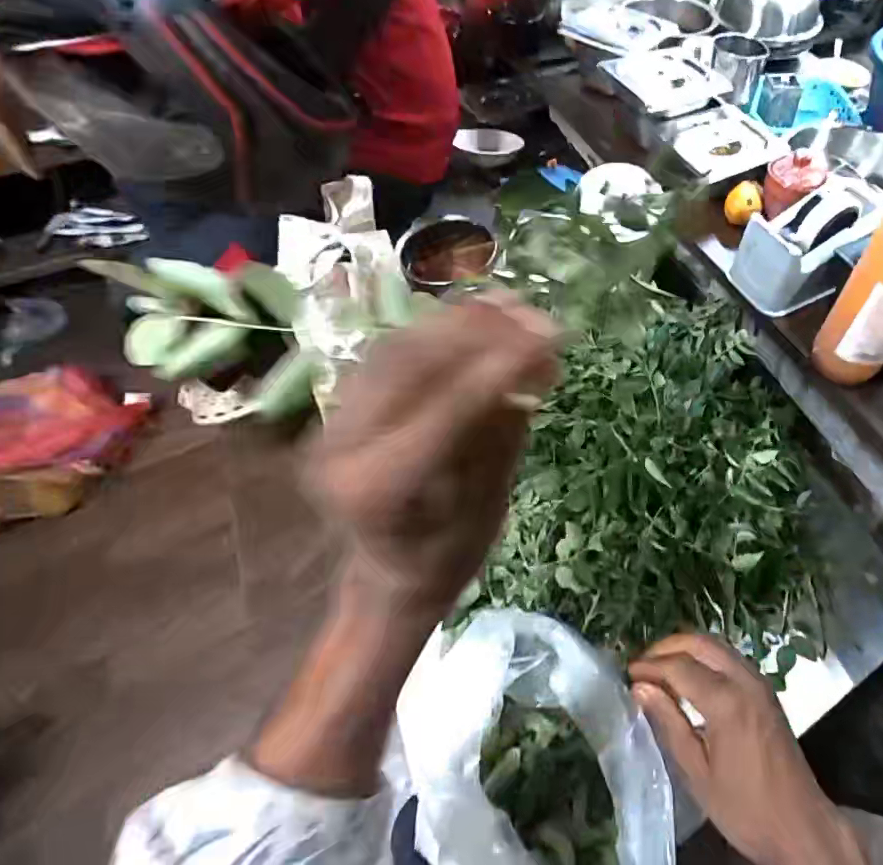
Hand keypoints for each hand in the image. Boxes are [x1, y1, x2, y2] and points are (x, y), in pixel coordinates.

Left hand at [302, 294, 558, 613]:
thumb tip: (534, 364)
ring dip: (460, 320)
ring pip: (398, 347)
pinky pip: (390, 350)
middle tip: (536, 316)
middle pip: (412, 365)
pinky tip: (478, 317)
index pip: (446, 410)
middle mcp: (342, 447)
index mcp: (380, 488)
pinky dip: (438, 328)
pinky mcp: (340, 406)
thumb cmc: (446, 557)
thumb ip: (504, 433)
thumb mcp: (488, 505)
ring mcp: (333, 422)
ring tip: (512, 305)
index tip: (549, 339)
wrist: (387, 577)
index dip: (501, 368)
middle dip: (482, 331)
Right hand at [630, 635, 864, 864]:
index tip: (627, 674)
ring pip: (717, 645)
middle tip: (641, 665)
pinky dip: (704, 657)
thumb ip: (669, 724)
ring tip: (659, 669)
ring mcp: (758, 680)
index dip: (650, 666)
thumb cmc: (745, 807)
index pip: (680, 666)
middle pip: (700, 643)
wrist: (800, 823)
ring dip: (686, 649)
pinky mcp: (765, 688)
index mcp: (727, 700)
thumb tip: (641, 688)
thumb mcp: (698, 773)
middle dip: (667, 647)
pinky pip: (729, 657)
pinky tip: (688, 678)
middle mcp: (745, 679)